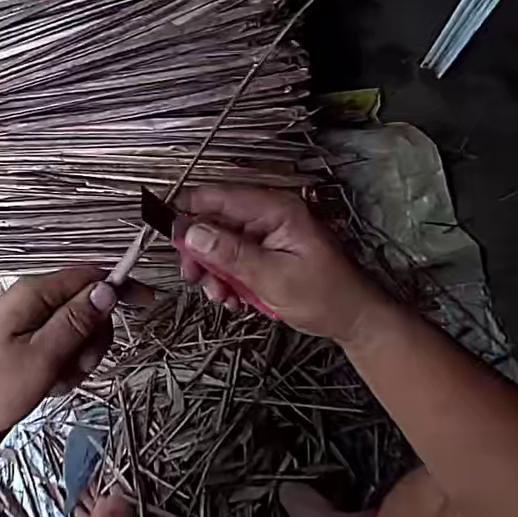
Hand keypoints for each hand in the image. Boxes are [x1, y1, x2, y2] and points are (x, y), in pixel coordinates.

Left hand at [0, 268, 120, 449]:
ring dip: (80, 356)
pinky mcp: (28, 341)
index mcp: (35, 294)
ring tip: (58, 379)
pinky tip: (50, 382)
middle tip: (79, 366)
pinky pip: (64, 345)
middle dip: (94, 337)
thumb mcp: (42, 357)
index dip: (121, 287)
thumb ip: (77, 322)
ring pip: (79, 329)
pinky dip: (66, 365)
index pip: (90, 275)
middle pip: (88, 304)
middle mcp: (34, 300)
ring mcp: (31, 321)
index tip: (148, 303)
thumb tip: (108, 288)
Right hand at [172, 185, 389, 341]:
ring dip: (213, 271)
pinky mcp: (264, 253)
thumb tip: (191, 232)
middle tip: (192, 276)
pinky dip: (226, 279)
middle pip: (215, 222)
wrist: (353, 319)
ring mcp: (265, 235)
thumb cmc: (326, 295)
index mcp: (275, 209)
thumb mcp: (273, 277)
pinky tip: (233, 298)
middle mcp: (268, 216)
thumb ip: (230, 254)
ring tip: (220, 296)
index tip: (164, 227)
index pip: (220, 197)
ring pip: (220, 244)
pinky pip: (232, 260)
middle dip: (200, 251)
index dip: (188, 209)